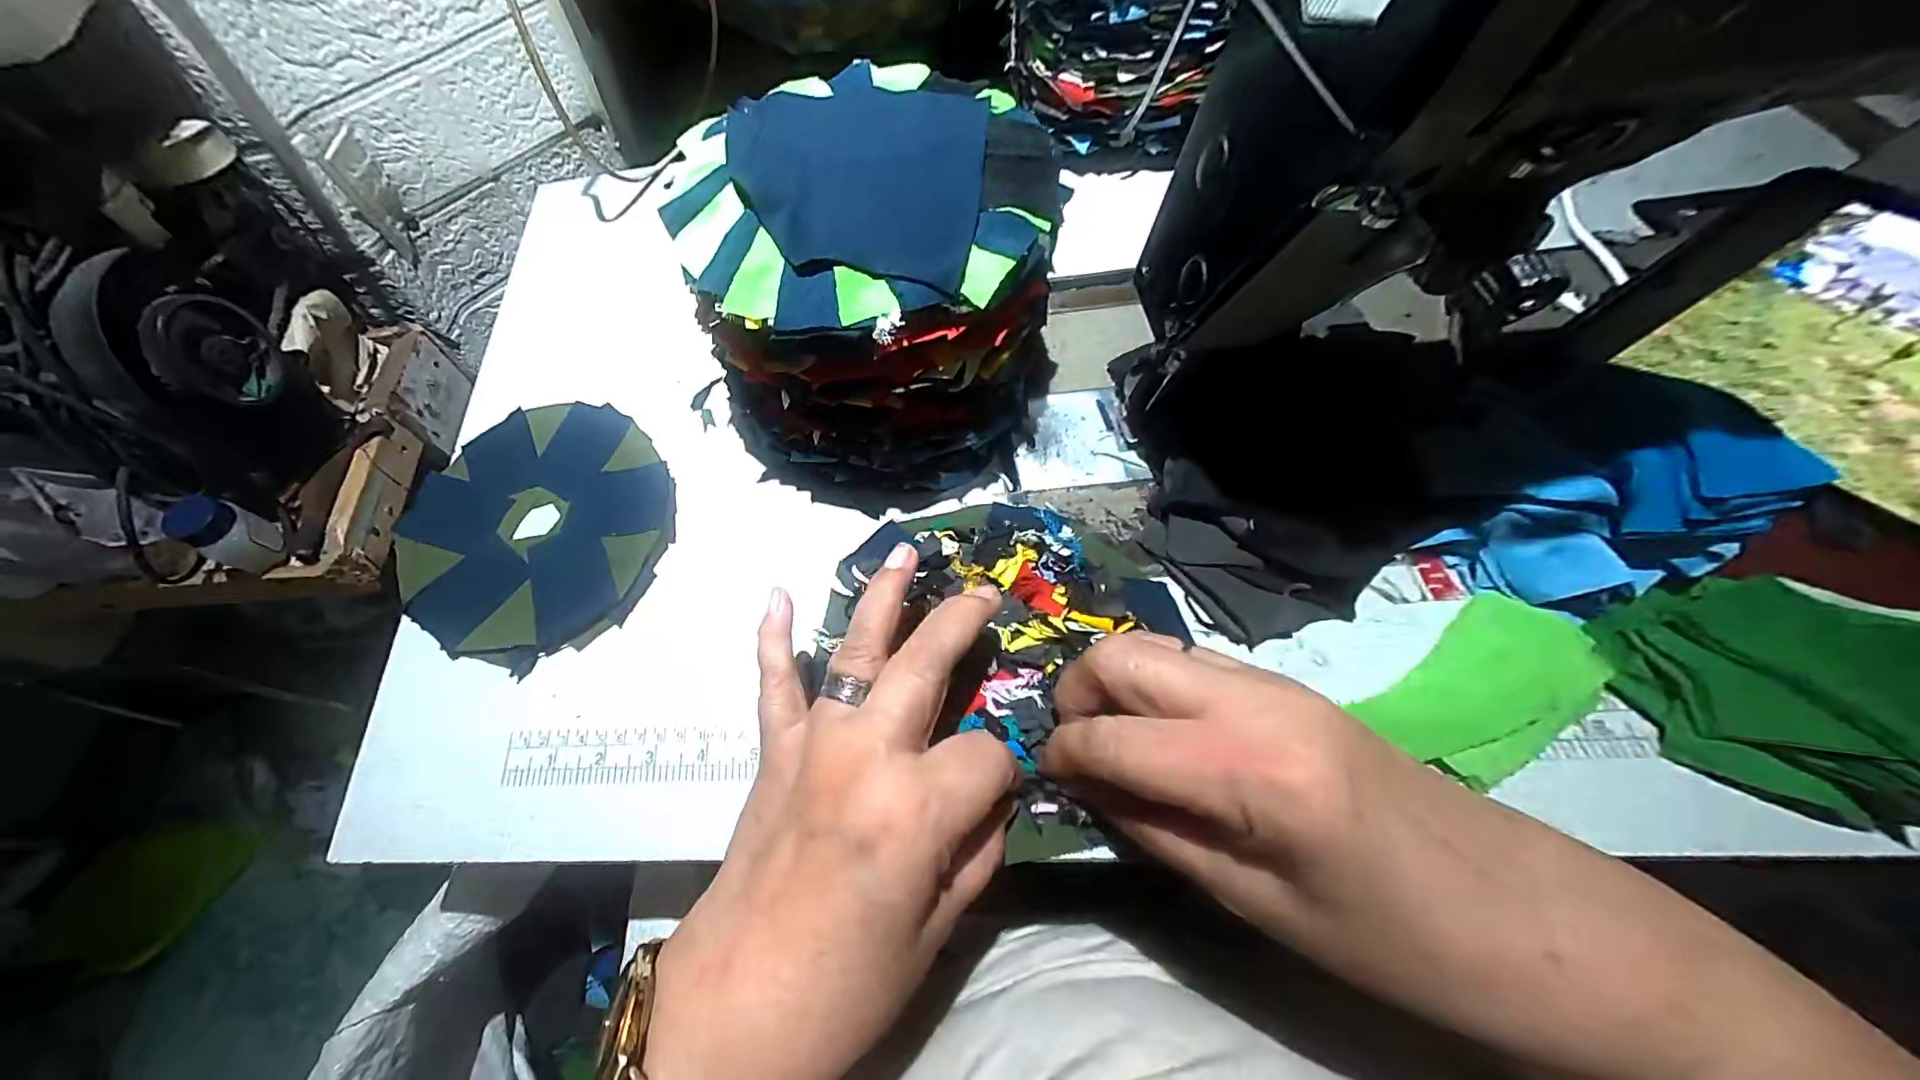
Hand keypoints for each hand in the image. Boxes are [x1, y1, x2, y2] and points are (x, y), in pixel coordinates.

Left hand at [643, 544, 1016, 1079]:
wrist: (733, 1009)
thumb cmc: (848, 984)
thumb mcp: (940, 927)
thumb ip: (977, 846)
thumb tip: (991, 794)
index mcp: (915, 806)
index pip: (987, 754)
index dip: (1004, 772)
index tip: (998, 795)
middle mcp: (865, 754)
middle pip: (925, 663)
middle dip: (961, 622)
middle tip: (985, 595)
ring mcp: (812, 744)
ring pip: (853, 652)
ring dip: (882, 598)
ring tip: (904, 553)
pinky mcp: (772, 754)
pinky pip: (774, 685)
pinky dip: (773, 640)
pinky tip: (776, 598)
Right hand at [1039, 632, 1408, 935]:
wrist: (1516, 909)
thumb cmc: (1384, 935)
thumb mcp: (1251, 902)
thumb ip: (1155, 832)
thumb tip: (1089, 788)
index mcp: (1247, 769)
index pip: (1111, 736)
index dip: (1064, 754)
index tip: (1050, 776)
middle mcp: (1254, 700)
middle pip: (1122, 655)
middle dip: (1077, 693)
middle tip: (1077, 746)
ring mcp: (1275, 682)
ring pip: (1155, 645)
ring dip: (1116, 683)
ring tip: (1115, 739)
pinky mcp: (1289, 683)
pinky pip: (1194, 662)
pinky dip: (1157, 685)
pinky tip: (1166, 734)